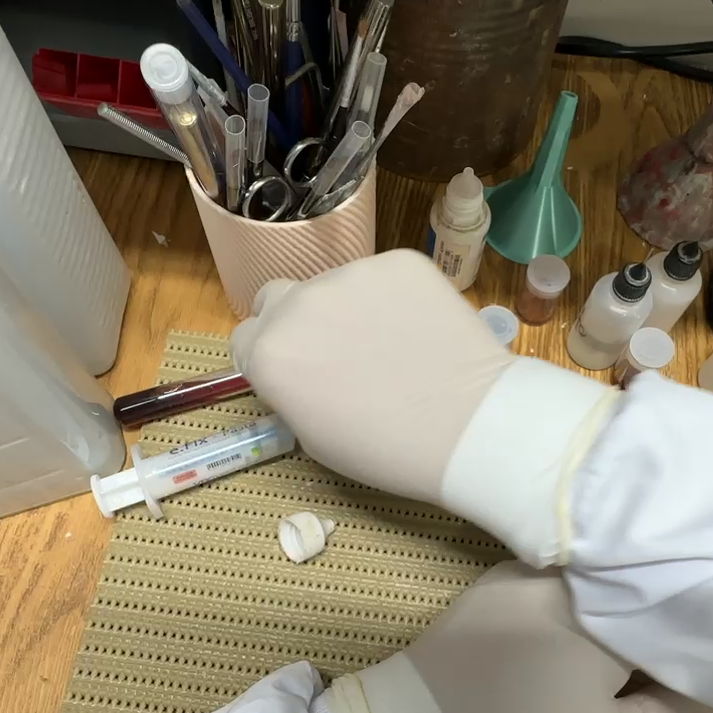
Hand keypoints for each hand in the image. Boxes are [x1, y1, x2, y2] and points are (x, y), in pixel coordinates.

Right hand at [230, 250, 513, 504]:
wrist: (468, 425)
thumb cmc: (388, 450)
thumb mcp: (315, 439)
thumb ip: (292, 393)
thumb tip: (301, 373)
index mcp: (269, 352)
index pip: (244, 339)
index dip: (270, 358)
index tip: (299, 374)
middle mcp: (299, 303)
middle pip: (278, 299)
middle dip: (295, 322)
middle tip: (336, 352)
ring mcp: (351, 274)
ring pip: (334, 286)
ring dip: (347, 308)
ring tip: (392, 345)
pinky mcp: (400, 261)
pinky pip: (382, 276)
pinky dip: (393, 297)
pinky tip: (420, 330)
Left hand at [321, 562, 712, 712]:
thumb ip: (678, 710)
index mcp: (607, 612)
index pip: (674, 604)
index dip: (697, 621)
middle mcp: (572, 574)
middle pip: (634, 579)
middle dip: (656, 603)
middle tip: (675, 632)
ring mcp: (530, 567)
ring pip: (596, 572)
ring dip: (616, 593)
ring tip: (633, 620)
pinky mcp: (499, 573)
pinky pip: (556, 572)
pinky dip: (577, 589)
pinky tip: (584, 612)